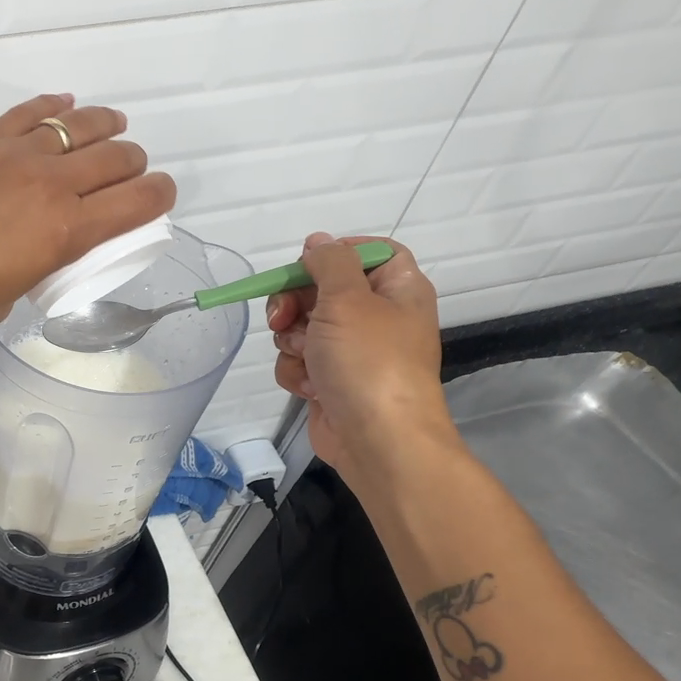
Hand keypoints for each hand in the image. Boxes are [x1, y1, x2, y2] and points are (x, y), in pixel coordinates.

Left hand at [0, 93, 175, 344]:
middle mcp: (51, 184)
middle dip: (134, 165)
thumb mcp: (14, 296)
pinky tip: (65, 106)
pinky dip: (55, 107)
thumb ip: (38, 266)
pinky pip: (29, 113)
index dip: (160, 196)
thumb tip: (34, 251)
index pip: (138, 202)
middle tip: (129, 173)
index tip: (160, 197)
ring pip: (79, 125)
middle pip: (116, 157)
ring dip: (105, 127)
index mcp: (66, 232)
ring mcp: (14, 155)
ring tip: (112, 129)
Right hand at [268, 233, 453, 485]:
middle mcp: (377, 316)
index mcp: (397, 289)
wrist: (378, 438)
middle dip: (295, 303)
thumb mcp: (347, 298)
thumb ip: (329, 262)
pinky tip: (310, 386)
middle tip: (283, 317)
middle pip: (322, 289)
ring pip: (302, 327)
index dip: (335, 253)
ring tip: (307, 358)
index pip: (369, 252)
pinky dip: (297, 371)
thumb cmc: (369, 361)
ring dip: (292, 341)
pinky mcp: (330, 380)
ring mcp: (353, 351)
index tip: (305, 265)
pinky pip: (299, 361)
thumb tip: (318, 242)